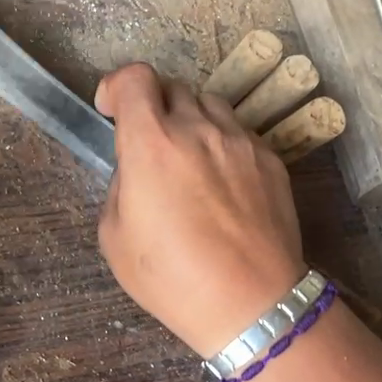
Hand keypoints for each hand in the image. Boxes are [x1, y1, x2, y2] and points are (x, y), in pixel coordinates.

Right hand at [96, 64, 306, 358]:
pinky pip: (238, 133)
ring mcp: (240, 142)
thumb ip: (120, 187)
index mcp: (151, 144)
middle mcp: (198, 129)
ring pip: (209, 105)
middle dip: (152, 106)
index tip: (110, 108)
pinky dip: (220, 143)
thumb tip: (135, 170)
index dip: (117, 86)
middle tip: (147, 143)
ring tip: (186, 159)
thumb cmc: (170, 277)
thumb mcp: (114, 237)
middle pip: (172, 87)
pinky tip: (219, 182)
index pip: (134, 79)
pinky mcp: (271, 160)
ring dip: (189, 120)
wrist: (250, 303)